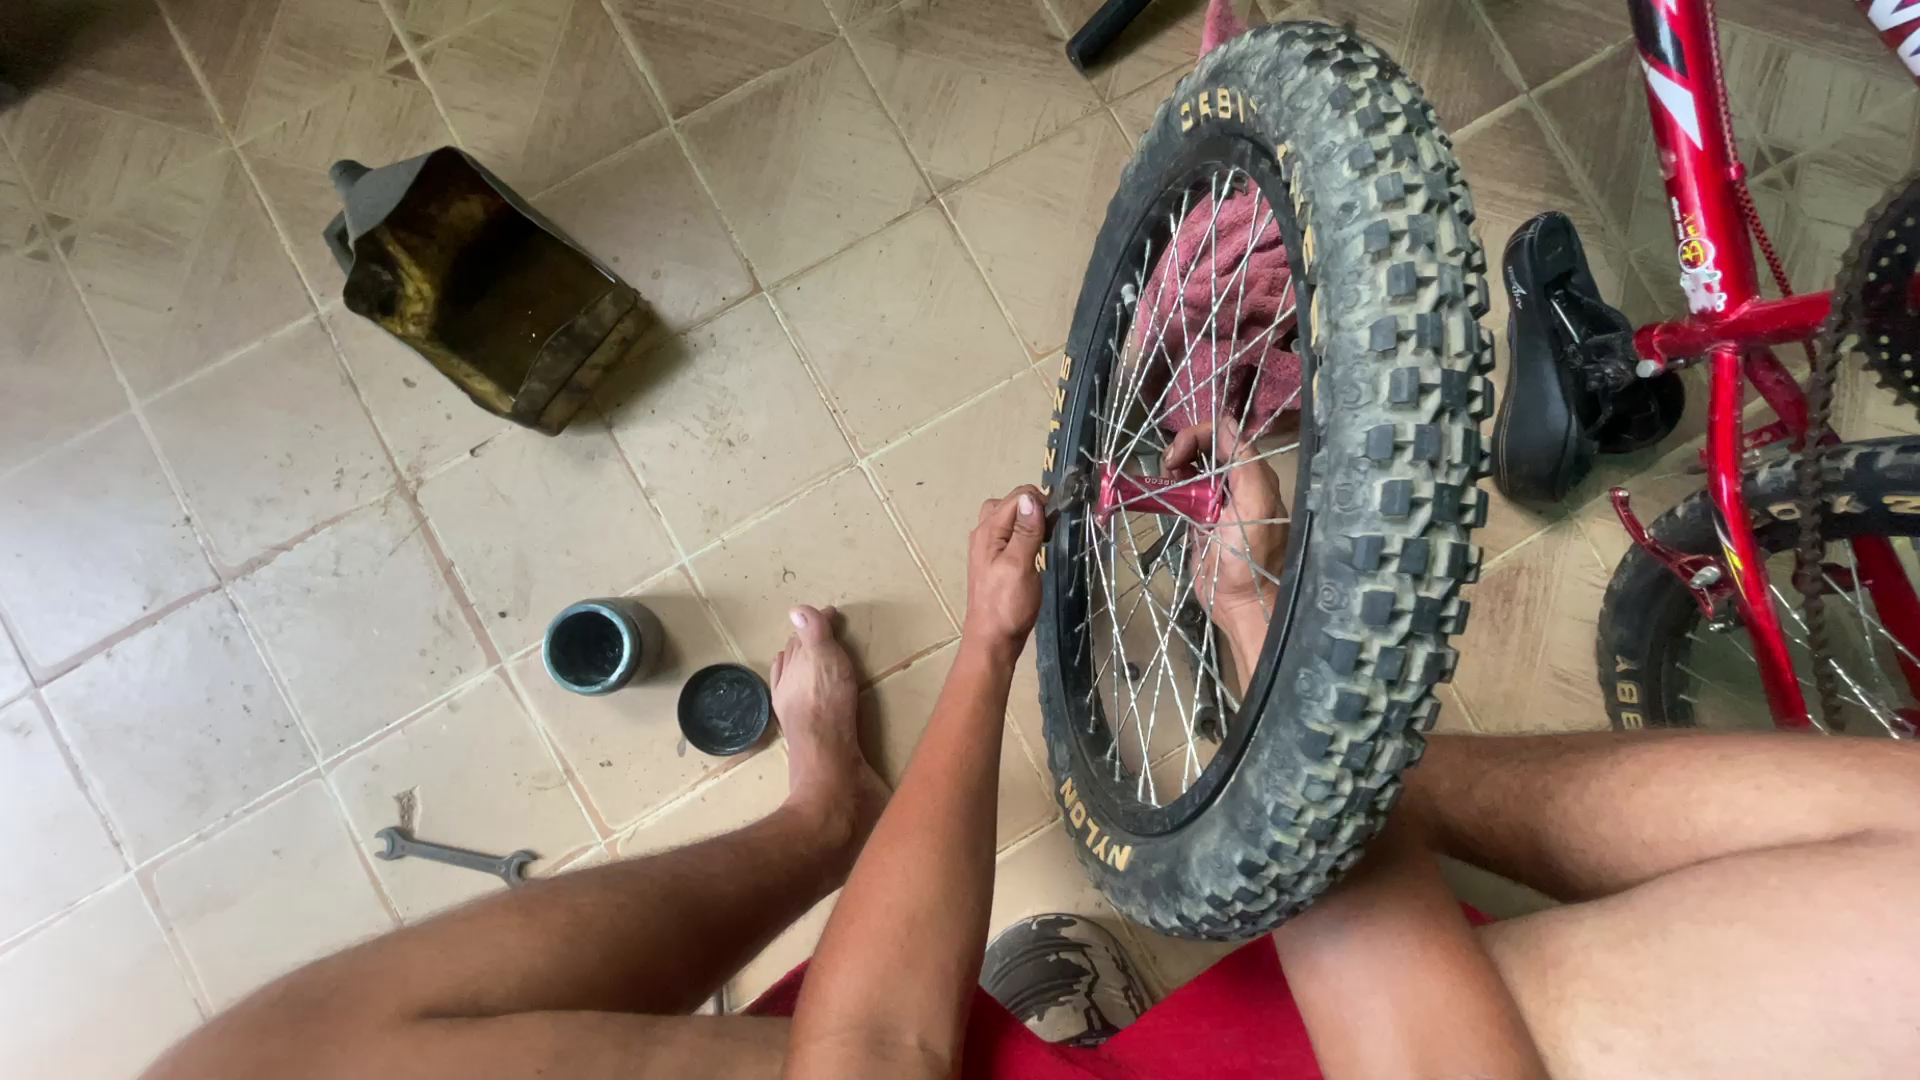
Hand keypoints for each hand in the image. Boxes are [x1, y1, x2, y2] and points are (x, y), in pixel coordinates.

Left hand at [961, 485, 1045, 661]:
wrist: (992, 640)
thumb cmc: (1006, 605)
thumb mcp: (1019, 566)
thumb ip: (1025, 532)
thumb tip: (1030, 499)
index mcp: (988, 531)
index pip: (1016, 497)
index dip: (1039, 502)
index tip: (1056, 522)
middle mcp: (984, 534)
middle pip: (1009, 503)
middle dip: (1032, 507)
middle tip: (1050, 529)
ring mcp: (987, 548)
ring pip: (1008, 519)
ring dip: (1028, 521)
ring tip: (1044, 538)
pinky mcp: (994, 560)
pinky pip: (1008, 535)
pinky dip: (1023, 534)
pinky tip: (1035, 549)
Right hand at [1163, 421, 1288, 634]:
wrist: (1239, 602)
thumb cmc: (1250, 556)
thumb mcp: (1254, 506)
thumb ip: (1245, 464)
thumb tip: (1226, 422)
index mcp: (1253, 476)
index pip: (1225, 436)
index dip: (1199, 436)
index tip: (1176, 455)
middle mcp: (1235, 484)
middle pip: (1205, 448)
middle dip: (1183, 449)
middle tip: (1167, 467)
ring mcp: (1215, 502)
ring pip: (1190, 468)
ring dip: (1174, 467)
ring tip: (1163, 480)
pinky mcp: (1198, 519)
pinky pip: (1182, 492)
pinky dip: (1169, 487)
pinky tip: (1162, 492)